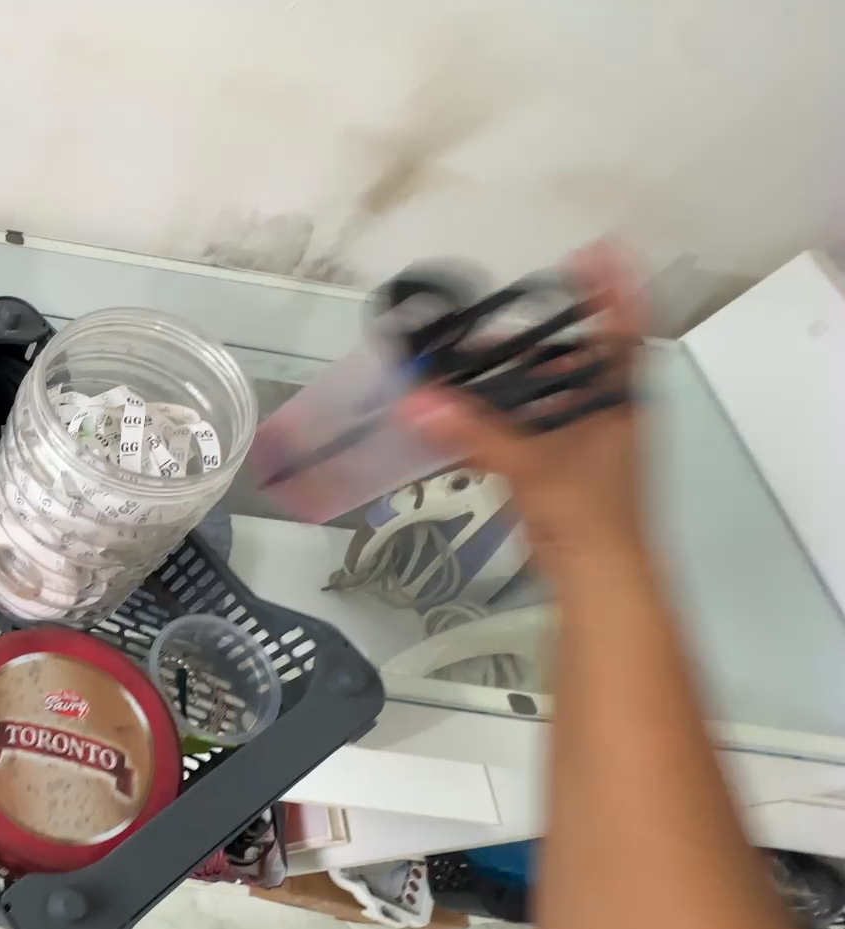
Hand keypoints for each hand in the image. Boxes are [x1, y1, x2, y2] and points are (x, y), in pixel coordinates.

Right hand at [399, 239, 650, 581]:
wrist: (594, 571)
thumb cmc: (588, 512)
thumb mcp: (531, 464)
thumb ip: (469, 432)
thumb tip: (414, 400)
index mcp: (618, 400)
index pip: (622, 330)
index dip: (611, 288)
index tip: (593, 251)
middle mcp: (599, 412)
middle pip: (565, 361)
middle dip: (526, 340)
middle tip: (483, 322)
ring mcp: (572, 440)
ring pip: (532, 397)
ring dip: (494, 383)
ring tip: (451, 366)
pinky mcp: (545, 465)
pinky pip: (510, 430)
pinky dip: (480, 423)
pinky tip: (447, 418)